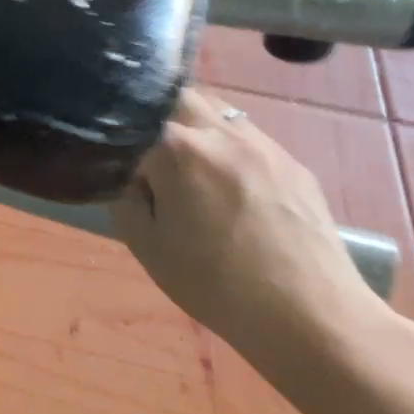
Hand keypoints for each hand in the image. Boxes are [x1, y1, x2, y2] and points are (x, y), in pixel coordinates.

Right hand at [108, 88, 375, 352]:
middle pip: (176, 96)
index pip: (128, 113)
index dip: (110, 127)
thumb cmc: (213, 282)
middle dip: (150, 112)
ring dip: (189, 124)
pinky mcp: (294, 166)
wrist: (312, 317)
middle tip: (136, 147)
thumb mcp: (143, 240)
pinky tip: (220, 183)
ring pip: (215, 111)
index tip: (100, 150)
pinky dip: (223, 145)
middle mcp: (222, 134)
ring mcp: (265, 147)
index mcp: (176, 149)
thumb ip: (123, 193)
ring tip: (178, 162)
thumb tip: (124, 172)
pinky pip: (246, 137)